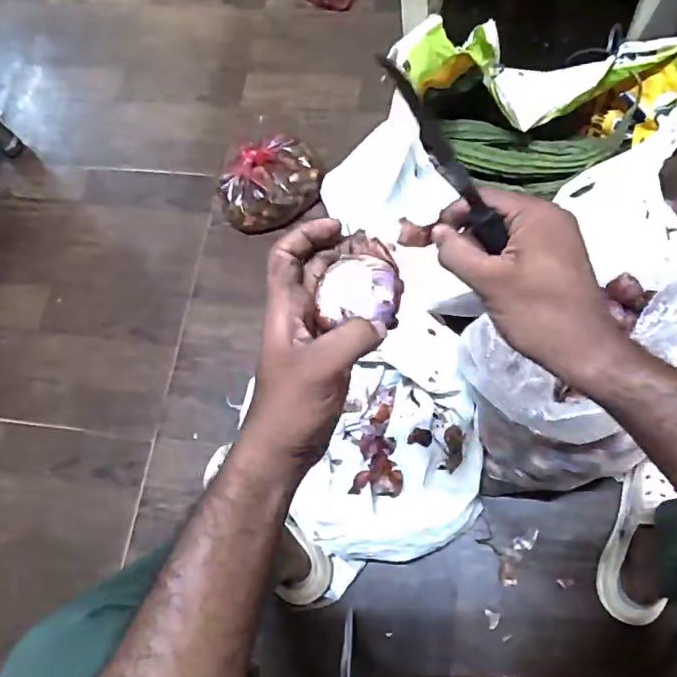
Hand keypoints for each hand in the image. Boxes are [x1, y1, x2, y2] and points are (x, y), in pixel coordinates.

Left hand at [239, 218, 384, 470]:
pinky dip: (370, 316)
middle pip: (318, 271)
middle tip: (380, 252)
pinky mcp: (330, 358)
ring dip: (362, 284)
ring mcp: (315, 338)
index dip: (307, 234)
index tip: (339, 225)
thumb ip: (354, 335)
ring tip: (393, 281)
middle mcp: (298, 317)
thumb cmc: (291, 406)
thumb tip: (384, 320)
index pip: (286, 256)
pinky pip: (351, 325)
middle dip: (345, 255)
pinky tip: (394, 319)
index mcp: (285, 310)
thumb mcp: (322, 365)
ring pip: (338, 297)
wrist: (283, 450)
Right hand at [423, 188, 630, 385]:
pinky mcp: (558, 259)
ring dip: (483, 251)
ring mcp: (558, 239)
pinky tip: (492, 283)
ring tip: (473, 278)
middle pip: (494, 214)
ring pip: (506, 234)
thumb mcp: (488, 281)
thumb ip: (457, 252)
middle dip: (468, 234)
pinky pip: (520, 248)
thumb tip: (437, 231)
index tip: (431, 238)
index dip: (453, 213)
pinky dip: (501, 261)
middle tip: (450, 263)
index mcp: (537, 213)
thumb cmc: (537, 313)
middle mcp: (551, 218)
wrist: (585, 351)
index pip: (483, 197)